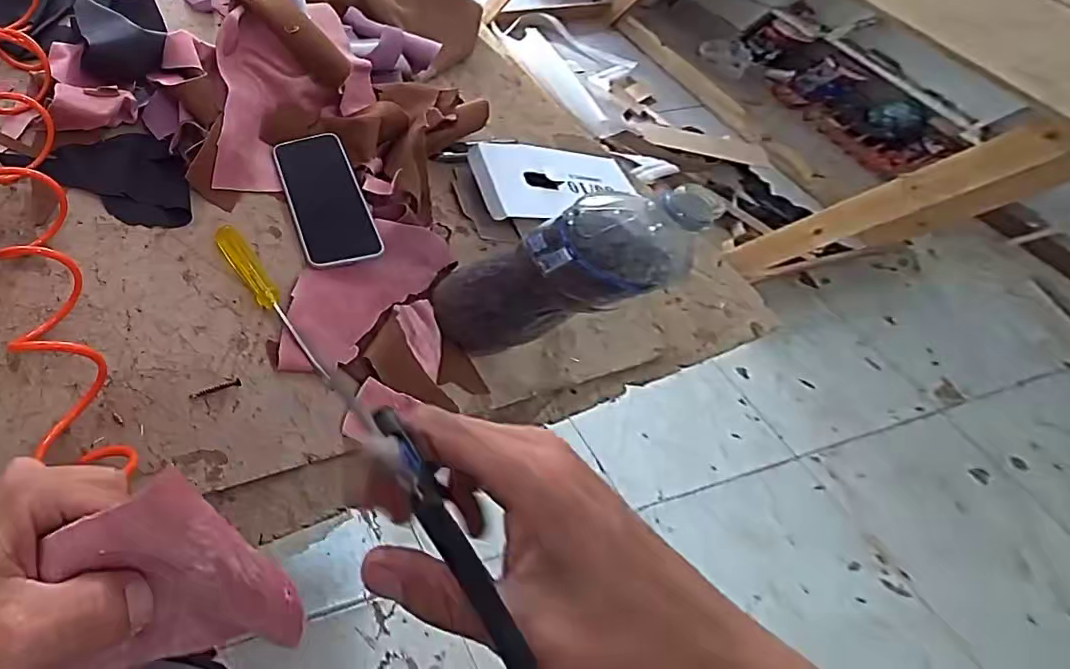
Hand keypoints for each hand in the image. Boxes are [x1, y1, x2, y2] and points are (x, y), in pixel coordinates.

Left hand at [0, 458, 152, 668]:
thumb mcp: (17, 635)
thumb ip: (91, 608)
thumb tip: (149, 593)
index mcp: (30, 487)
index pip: (112, 496)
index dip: (139, 539)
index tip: (157, 586)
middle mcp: (32, 485)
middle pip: (108, 509)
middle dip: (120, 560)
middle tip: (123, 612)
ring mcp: (25, 511)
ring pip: (95, 532)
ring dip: (104, 577)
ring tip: (99, 622)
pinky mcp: (19, 539)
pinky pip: (73, 551)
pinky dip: (85, 584)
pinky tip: (79, 619)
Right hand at [358, 404, 811, 668]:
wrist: (713, 659)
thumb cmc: (621, 640)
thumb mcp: (519, 623)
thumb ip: (437, 590)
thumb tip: (371, 566)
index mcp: (525, 469)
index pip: (431, 425)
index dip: (385, 440)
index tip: (357, 478)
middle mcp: (535, 446)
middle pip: (444, 429)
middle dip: (406, 466)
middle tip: (387, 519)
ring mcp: (551, 457)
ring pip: (467, 444)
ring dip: (435, 476)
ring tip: (427, 529)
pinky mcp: (560, 475)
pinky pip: (494, 459)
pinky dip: (467, 483)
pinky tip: (474, 531)